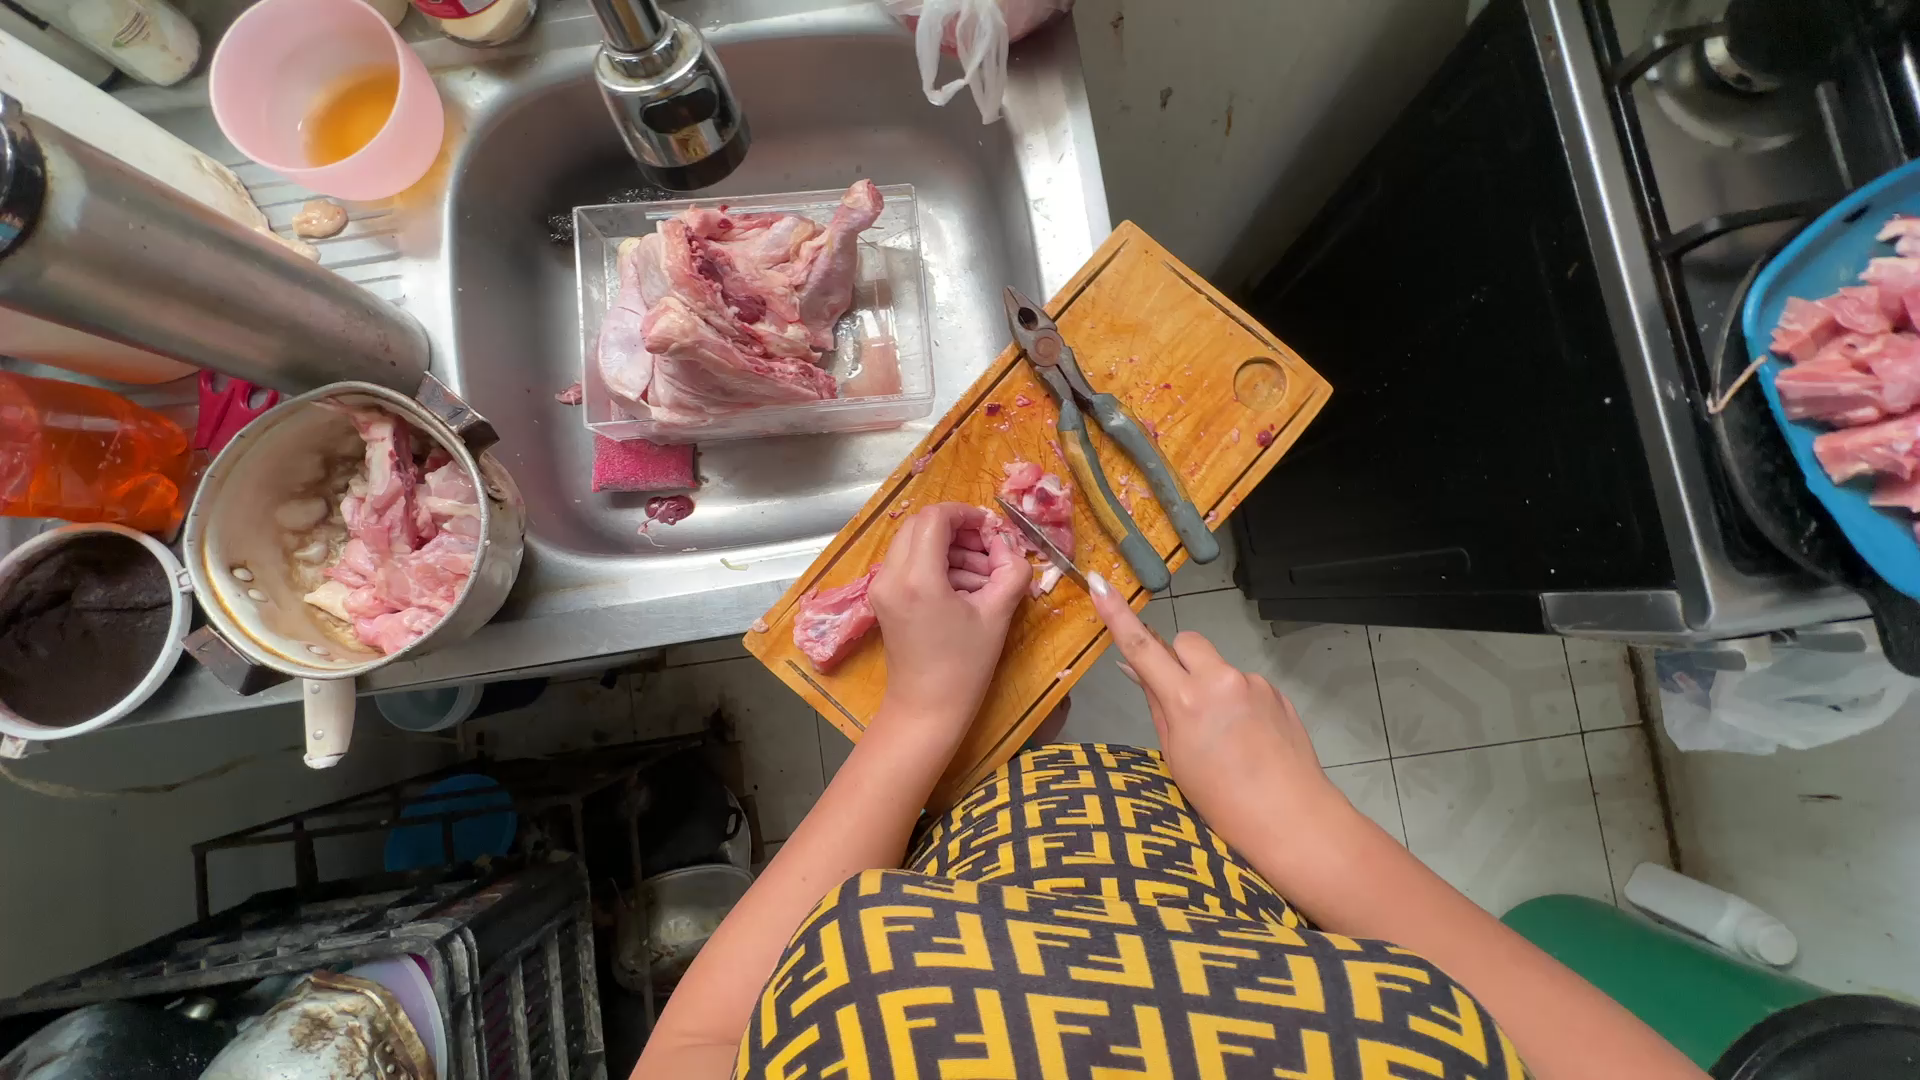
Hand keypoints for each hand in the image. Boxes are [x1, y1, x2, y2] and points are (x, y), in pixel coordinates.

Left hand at [870, 503, 1029, 727]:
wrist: (926, 709)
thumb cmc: (964, 666)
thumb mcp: (997, 614)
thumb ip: (1011, 571)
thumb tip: (1009, 546)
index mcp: (917, 577)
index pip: (935, 518)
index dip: (965, 514)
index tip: (991, 529)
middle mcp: (890, 575)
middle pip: (920, 525)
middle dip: (957, 530)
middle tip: (988, 550)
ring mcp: (881, 586)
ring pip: (914, 542)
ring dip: (949, 548)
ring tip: (984, 577)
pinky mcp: (883, 598)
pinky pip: (909, 563)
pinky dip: (936, 564)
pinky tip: (965, 588)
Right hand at [1087, 571, 1341, 838]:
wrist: (1294, 820)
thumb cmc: (1221, 800)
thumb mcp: (1175, 755)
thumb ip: (1156, 704)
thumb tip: (1134, 668)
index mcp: (1187, 701)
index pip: (1141, 647)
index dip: (1117, 615)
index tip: (1100, 584)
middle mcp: (1221, 680)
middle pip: (1186, 641)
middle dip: (1176, 659)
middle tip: (1180, 696)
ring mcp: (1253, 683)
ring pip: (1216, 664)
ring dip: (1209, 682)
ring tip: (1223, 732)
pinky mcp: (1276, 691)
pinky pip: (1242, 682)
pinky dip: (1236, 700)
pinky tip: (1247, 737)